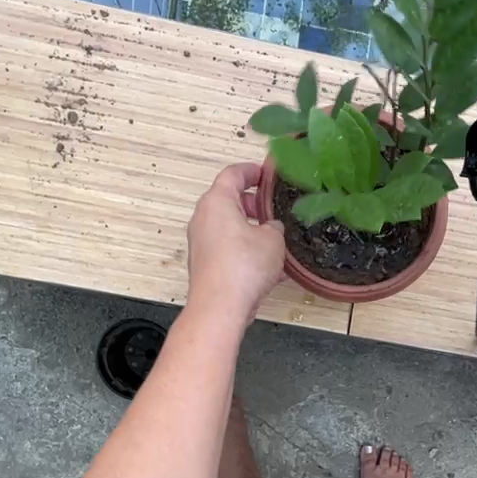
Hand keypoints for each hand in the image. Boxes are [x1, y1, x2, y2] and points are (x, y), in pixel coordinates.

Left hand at [185, 162, 286, 321]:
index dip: (252, 171)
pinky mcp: (205, 264)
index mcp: (217, 201)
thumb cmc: (244, 267)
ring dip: (251, 230)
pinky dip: (245, 251)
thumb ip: (275, 227)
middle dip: (253, 204)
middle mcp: (203, 218)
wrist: (220, 306)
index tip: (266, 173)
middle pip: (229, 201)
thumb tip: (272, 228)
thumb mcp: (273, 240)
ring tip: (275, 242)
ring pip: (229, 227)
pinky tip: (267, 267)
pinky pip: (228, 249)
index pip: (233, 174)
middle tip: (272, 210)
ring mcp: (201, 242)